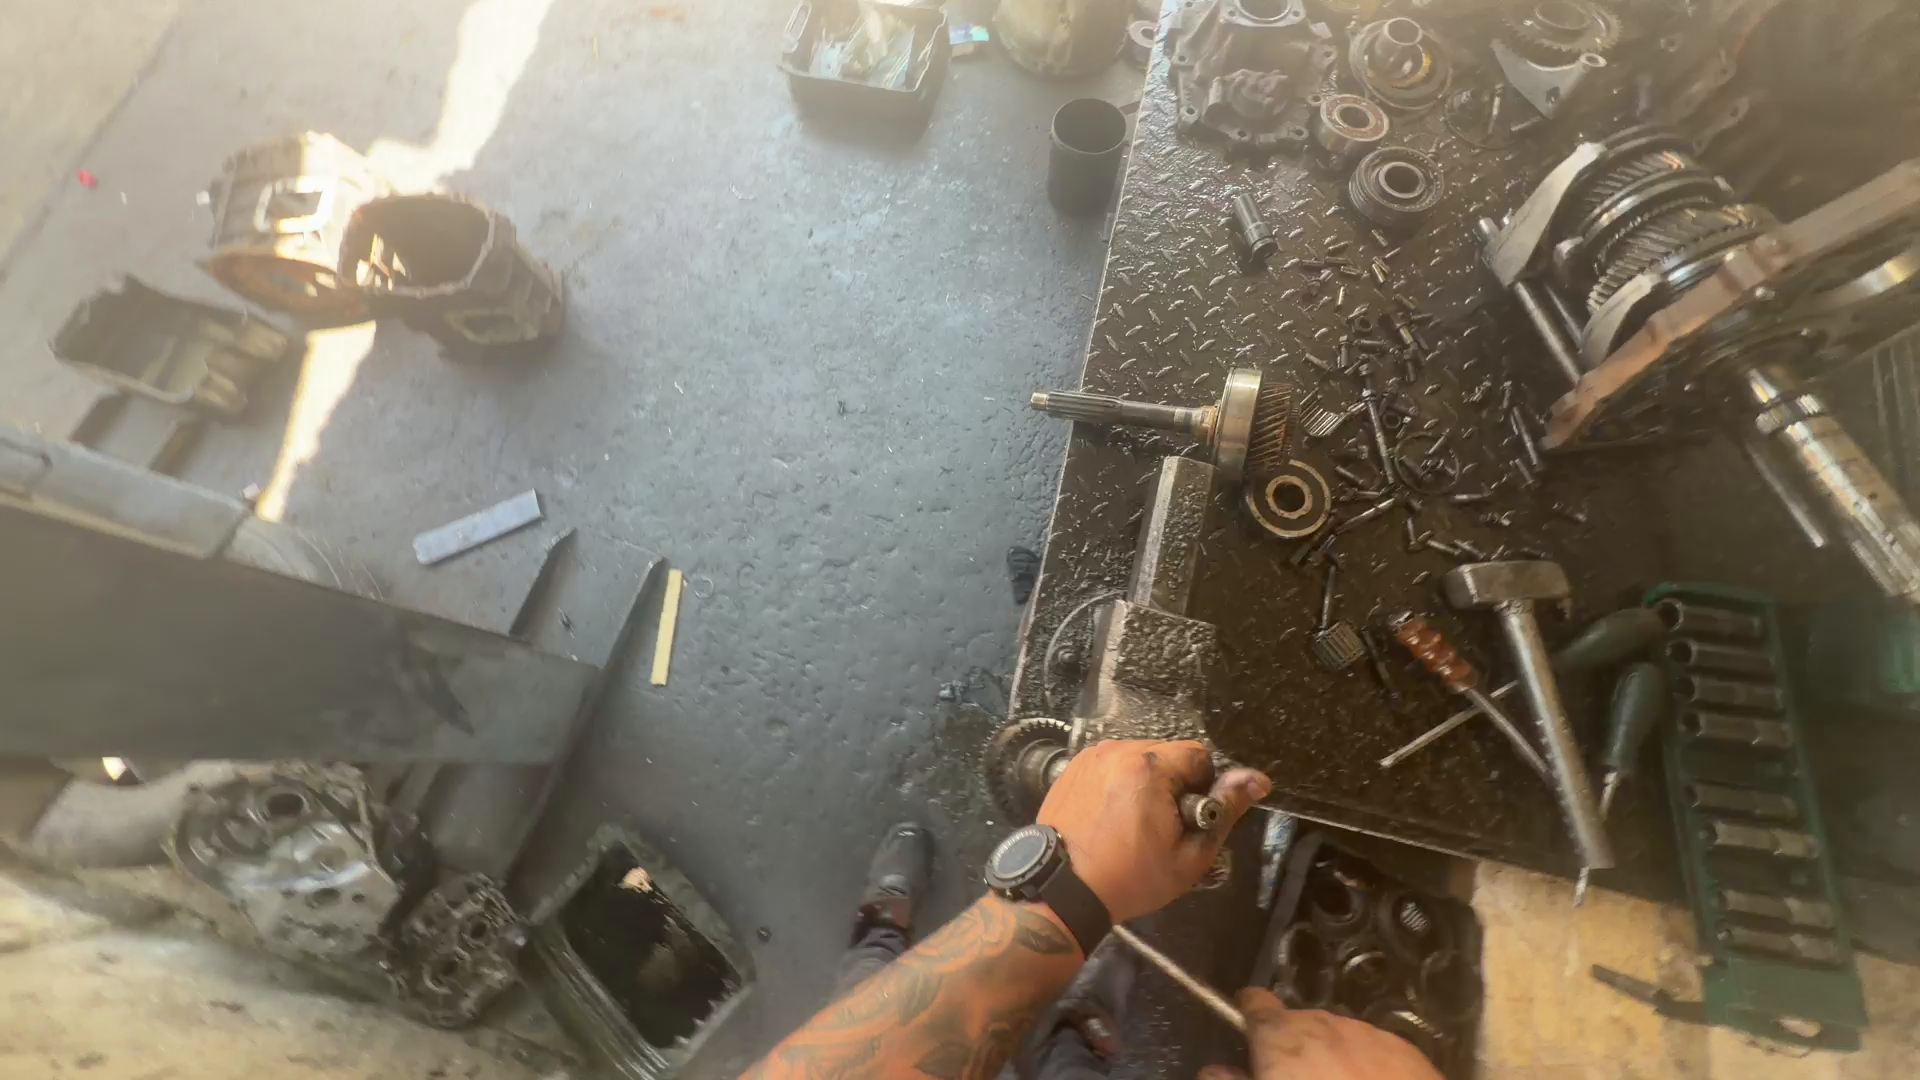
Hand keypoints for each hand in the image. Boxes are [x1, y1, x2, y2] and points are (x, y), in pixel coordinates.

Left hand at [1036, 739, 1269, 921]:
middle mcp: (1118, 749)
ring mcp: (1092, 754)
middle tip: (1161, 826)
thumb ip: (1225, 810)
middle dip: (1174, 784)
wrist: (1063, 886)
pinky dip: (1119, 782)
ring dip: (1146, 782)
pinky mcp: (1074, 764)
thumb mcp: (1190, 854)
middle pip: (1167, 754)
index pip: (1198, 755)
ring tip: (1134, 823)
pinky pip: (1112, 764)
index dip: (1203, 787)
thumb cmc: (1132, 876)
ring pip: (1139, 758)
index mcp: (1148, 766)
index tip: (1187, 818)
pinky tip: (1111, 815)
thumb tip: (1258, 779)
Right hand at [1198, 988, 1443, 1079]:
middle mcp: (1321, 1021)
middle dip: (1297, 1050)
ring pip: (1341, 1038)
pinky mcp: (1411, 1055)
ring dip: (1335, 1059)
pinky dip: (1373, 1071)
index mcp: (1280, 1035)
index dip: (1249, 1015)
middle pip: (1299, 1024)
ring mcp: (1369, 1035)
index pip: (1254, 1001)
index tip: (1249, 1037)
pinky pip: (1379, 1054)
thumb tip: (1213, 1070)